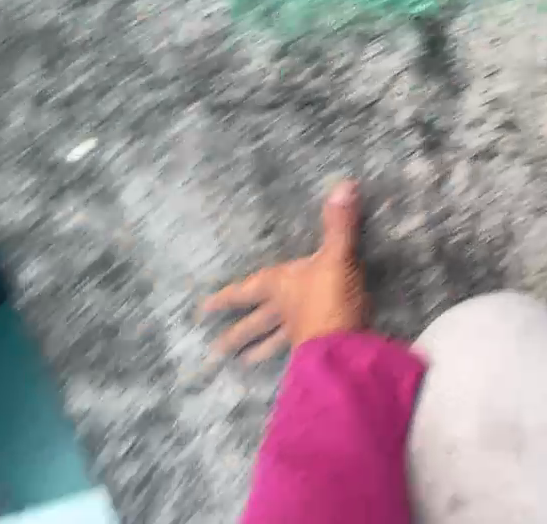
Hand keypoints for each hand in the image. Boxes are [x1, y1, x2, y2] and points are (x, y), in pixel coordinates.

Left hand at [202, 180, 369, 361]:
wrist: (343, 340)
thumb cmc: (330, 294)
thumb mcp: (337, 254)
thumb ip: (339, 222)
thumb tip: (344, 183)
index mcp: (280, 286)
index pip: (247, 290)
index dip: (226, 297)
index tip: (202, 310)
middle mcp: (283, 310)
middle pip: (254, 322)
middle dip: (236, 334)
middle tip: (214, 351)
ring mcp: (298, 333)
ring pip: (272, 341)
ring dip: (258, 350)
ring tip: (242, 363)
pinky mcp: (316, 348)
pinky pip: (297, 350)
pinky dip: (293, 356)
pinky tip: (292, 364)